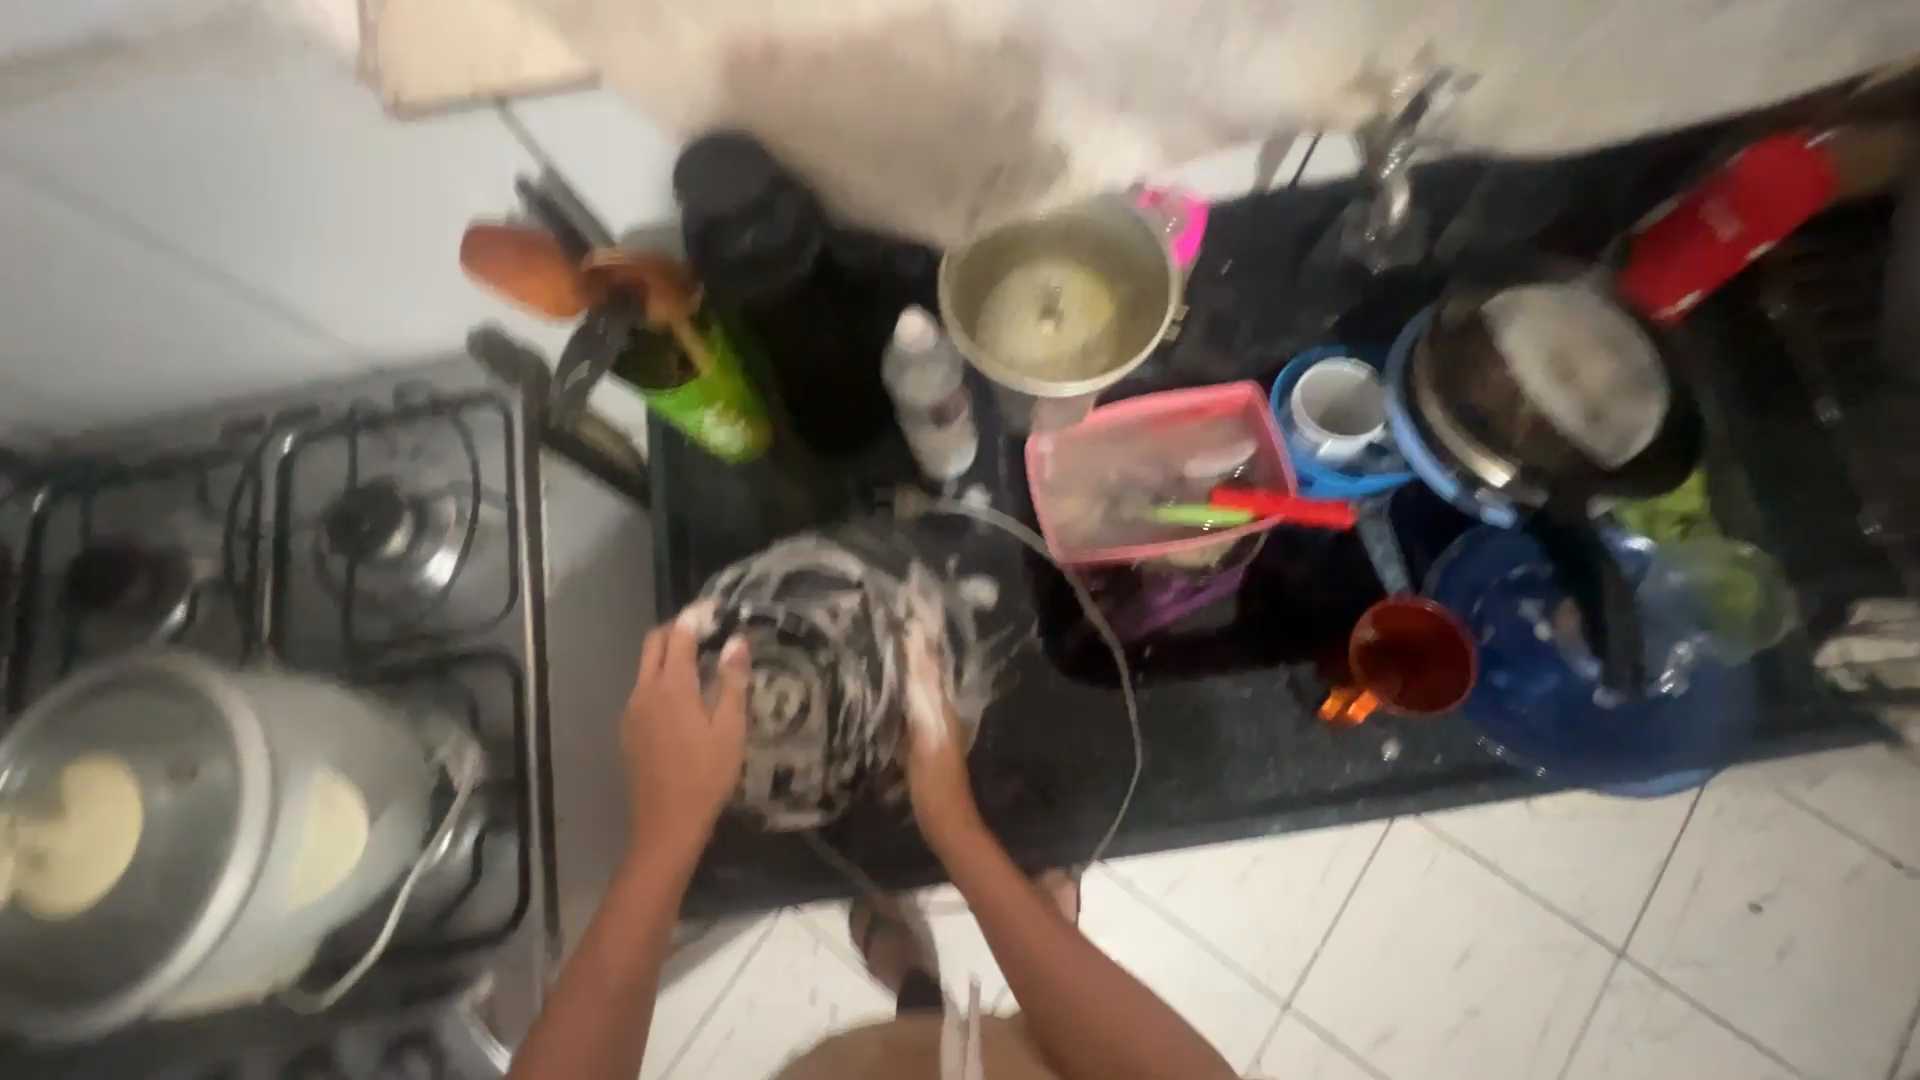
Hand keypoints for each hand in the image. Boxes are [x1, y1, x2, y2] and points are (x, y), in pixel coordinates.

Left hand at [623, 602, 748, 856]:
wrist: (667, 825)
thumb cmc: (707, 775)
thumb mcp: (731, 728)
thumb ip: (732, 681)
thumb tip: (737, 641)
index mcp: (671, 687)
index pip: (679, 635)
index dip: (696, 615)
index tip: (716, 607)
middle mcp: (644, 692)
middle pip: (653, 644)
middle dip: (677, 628)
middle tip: (706, 627)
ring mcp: (632, 712)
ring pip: (645, 667)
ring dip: (668, 654)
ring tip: (700, 658)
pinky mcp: (629, 731)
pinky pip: (643, 690)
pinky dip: (661, 678)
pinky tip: (684, 696)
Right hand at [902, 628, 983, 849]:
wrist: (946, 824)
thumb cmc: (935, 784)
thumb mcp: (926, 740)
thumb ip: (923, 701)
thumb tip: (918, 657)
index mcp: (942, 711)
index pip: (931, 667)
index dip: (921, 644)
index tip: (909, 616)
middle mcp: (940, 715)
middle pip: (926, 676)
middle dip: (914, 651)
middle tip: (894, 623)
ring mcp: (931, 730)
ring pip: (919, 692)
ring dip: (908, 671)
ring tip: (887, 647)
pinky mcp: (921, 744)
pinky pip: (911, 709)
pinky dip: (902, 694)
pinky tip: (886, 692)